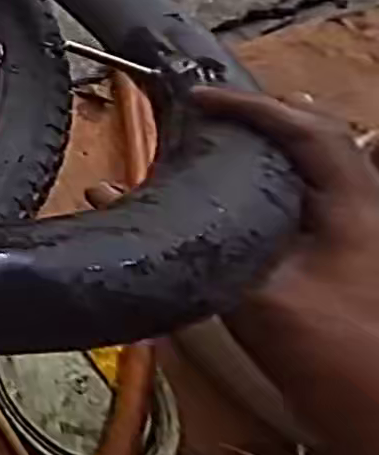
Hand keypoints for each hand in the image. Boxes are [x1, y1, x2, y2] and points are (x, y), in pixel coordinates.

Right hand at [189, 86, 378, 454]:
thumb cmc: (337, 357)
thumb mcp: (255, 296)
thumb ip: (181, 243)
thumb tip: (103, 191)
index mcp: (361, 218)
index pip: (317, 137)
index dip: (255, 108)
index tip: (194, 97)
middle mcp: (369, 223)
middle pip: (327, 151)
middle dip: (266, 121)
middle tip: (202, 109)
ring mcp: (359, 249)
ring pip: (319, 179)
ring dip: (266, 153)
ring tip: (210, 139)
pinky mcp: (344, 270)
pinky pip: (305, 207)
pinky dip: (265, 186)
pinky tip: (225, 196)